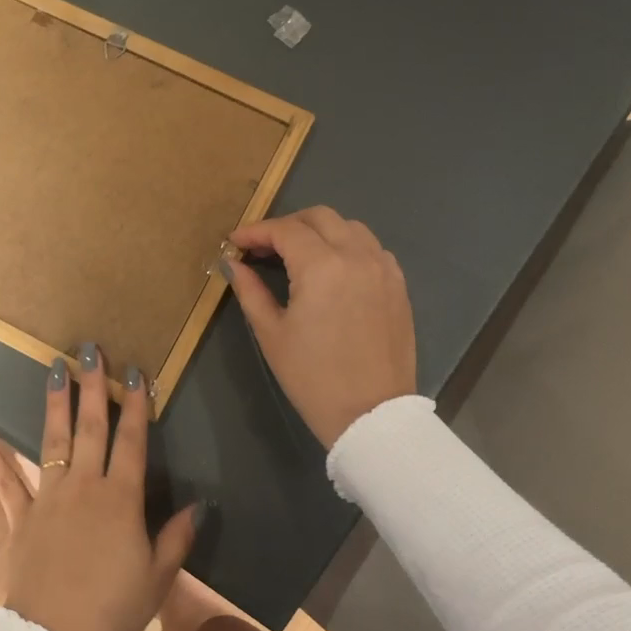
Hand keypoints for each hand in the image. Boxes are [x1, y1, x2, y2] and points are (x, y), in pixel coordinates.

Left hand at [0, 347, 199, 630]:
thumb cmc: (115, 607)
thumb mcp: (158, 577)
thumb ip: (177, 537)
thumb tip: (198, 504)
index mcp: (121, 499)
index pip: (132, 441)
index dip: (137, 405)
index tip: (136, 371)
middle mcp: (84, 487)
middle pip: (91, 428)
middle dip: (92, 386)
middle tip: (89, 349)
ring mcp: (48, 498)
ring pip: (52, 442)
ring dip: (53, 404)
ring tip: (52, 368)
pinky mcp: (20, 517)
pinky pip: (5, 483)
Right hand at [224, 206, 416, 448]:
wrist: (370, 414)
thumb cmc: (311, 376)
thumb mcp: (270, 332)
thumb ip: (250, 290)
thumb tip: (233, 264)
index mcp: (322, 267)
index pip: (285, 230)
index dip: (255, 232)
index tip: (234, 243)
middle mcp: (357, 256)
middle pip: (319, 217)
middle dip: (286, 226)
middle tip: (261, 248)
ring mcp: (383, 268)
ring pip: (349, 227)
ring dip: (318, 232)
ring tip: (294, 255)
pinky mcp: (397, 285)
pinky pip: (370, 248)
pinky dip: (345, 246)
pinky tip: (329, 270)